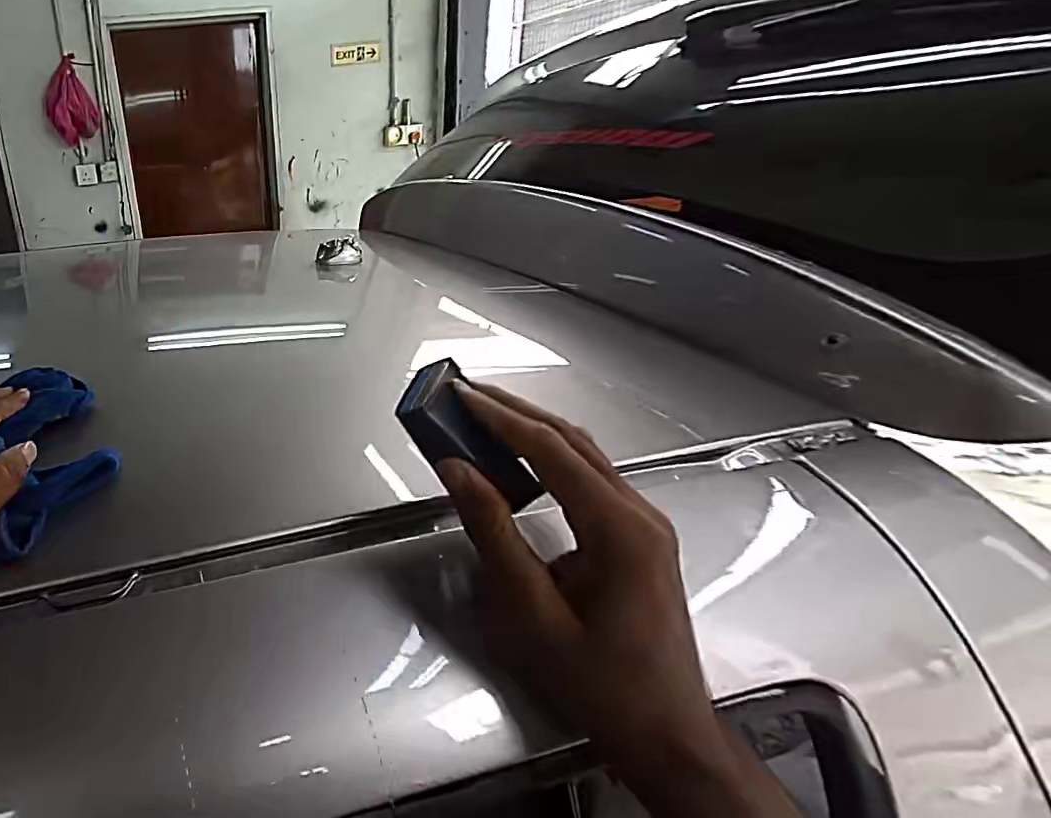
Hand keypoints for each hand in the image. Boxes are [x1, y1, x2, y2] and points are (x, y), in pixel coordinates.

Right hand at [439, 382, 798, 816]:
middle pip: (570, 439)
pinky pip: (585, 473)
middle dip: (512, 408)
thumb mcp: (530, 607)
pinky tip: (515, 451)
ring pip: (580, 451)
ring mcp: (642, 525)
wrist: (665, 733)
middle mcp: (639, 517)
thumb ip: (492, 530)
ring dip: (527, 425)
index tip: (461, 394)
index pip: (551, 450)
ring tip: (480, 411)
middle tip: (463, 391)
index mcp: (620, 531)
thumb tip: (458, 471)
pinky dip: (543, 450)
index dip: (499, 417)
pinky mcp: (634, 535)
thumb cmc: (603, 681)